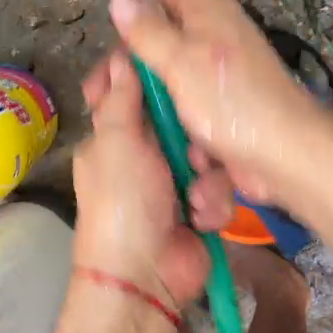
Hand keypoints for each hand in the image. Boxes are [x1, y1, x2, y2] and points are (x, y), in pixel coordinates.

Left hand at [73, 51, 235, 306]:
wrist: (145, 276)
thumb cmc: (123, 205)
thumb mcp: (116, 142)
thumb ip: (122, 97)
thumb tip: (121, 55)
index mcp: (113, 134)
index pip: (127, 88)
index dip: (148, 75)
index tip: (172, 65)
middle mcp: (144, 153)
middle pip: (182, 118)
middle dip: (192, 138)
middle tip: (190, 153)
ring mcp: (174, 181)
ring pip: (208, 153)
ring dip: (206, 179)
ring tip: (195, 196)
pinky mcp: (200, 207)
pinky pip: (220, 188)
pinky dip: (212, 206)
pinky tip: (201, 220)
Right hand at [107, 0, 332, 204]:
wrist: (285, 153)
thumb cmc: (234, 102)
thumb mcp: (182, 61)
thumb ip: (149, 30)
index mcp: (205, 8)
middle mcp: (211, 30)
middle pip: (162, 16)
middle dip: (131, 28)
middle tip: (100, 47)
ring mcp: (215, 66)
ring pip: (167, 57)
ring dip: (143, 70)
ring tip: (113, 86)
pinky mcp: (218, 98)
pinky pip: (178, 89)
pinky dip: (161, 97)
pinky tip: (144, 111)